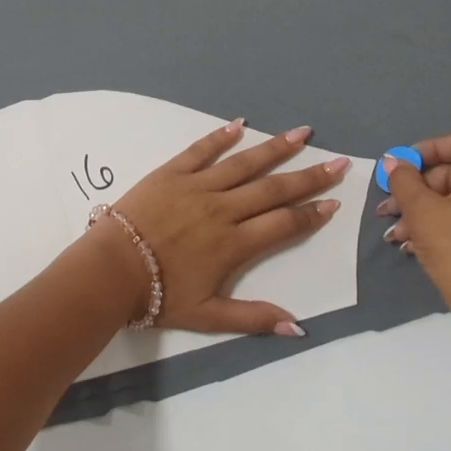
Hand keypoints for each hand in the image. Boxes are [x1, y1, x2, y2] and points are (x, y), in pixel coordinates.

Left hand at [101, 119, 348, 335]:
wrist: (111, 270)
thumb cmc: (158, 296)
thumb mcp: (208, 317)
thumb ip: (253, 318)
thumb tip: (298, 327)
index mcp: (234, 244)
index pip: (283, 224)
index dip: (310, 215)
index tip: (334, 203)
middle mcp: (223, 209)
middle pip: (273, 189)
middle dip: (309, 176)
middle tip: (338, 162)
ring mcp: (197, 186)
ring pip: (244, 163)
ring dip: (275, 148)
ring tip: (303, 133)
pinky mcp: (171, 172)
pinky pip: (201, 150)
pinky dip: (221, 136)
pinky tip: (240, 124)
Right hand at [377, 134, 450, 328]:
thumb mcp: (421, 211)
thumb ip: (404, 180)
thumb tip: (393, 161)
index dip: (427, 149)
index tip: (401, 167)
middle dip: (417, 188)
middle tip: (389, 206)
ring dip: (423, 211)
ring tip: (395, 232)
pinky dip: (441, 224)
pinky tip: (412, 244)